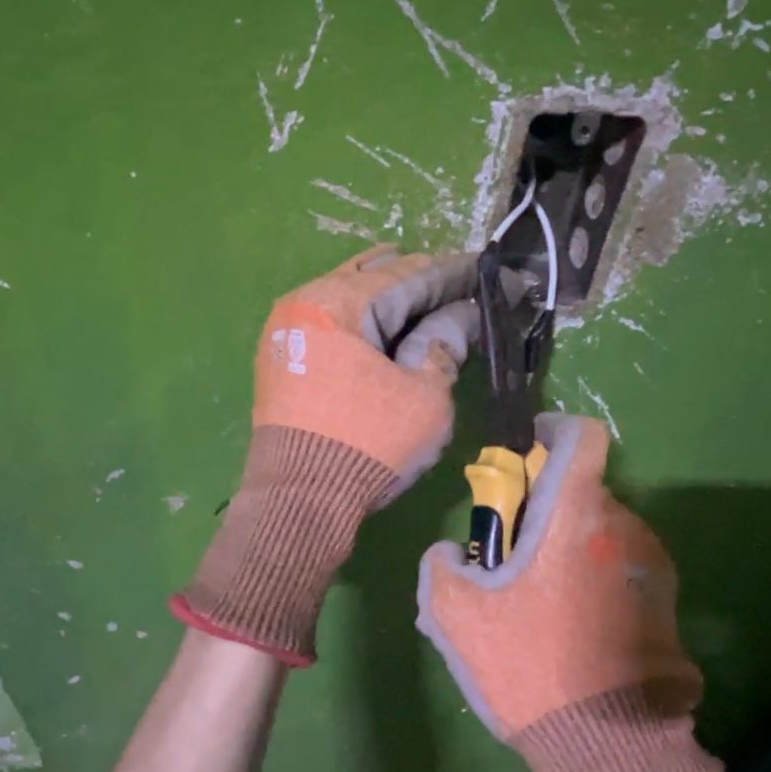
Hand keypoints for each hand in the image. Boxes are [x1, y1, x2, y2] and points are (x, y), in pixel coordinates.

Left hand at [172, 245, 477, 665]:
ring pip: (348, 296)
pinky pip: (332, 323)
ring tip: (430, 297)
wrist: (297, 501)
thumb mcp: (425, 397)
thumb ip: (444, 345)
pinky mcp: (282, 356)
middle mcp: (304, 301)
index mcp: (337, 302)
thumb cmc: (367, 446)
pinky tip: (388, 326)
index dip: (454, 273)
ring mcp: (286, 328)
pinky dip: (364, 320)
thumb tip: (459, 315)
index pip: (408, 276)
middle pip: (373, 277)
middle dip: (420, 280)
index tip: (488, 270)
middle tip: (462, 284)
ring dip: (389, 298)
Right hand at [417, 412, 700, 737]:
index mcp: (575, 515)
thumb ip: (442, 567)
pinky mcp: (669, 606)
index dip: (554, 432)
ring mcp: (653, 567)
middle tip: (518, 553)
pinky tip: (578, 628)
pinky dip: (600, 578)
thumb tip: (450, 553)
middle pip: (585, 491)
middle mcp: (624, 527)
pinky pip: (626, 569)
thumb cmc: (531, 664)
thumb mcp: (458, 617)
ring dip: (576, 546)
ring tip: (548, 598)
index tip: (530, 454)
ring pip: (607, 532)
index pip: (581, 437)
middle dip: (550, 508)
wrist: (606, 745)